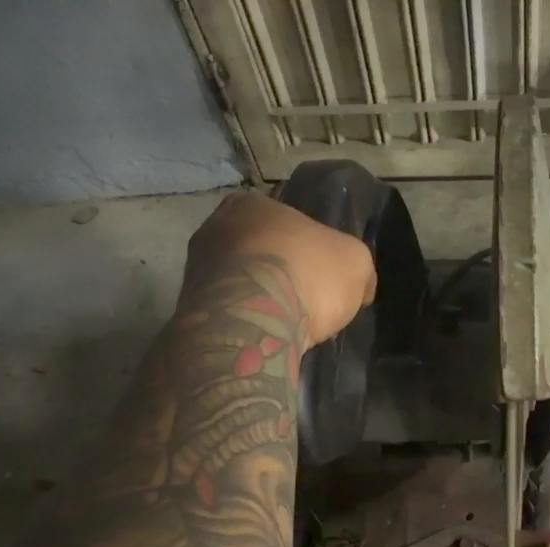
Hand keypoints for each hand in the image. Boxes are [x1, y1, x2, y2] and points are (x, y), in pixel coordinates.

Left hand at [183, 192, 376, 347]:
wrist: (253, 322)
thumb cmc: (307, 276)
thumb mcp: (355, 263)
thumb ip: (355, 268)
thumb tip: (360, 288)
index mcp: (251, 204)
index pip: (283, 222)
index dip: (305, 249)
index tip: (319, 276)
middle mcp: (214, 227)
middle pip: (255, 251)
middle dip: (276, 274)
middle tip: (302, 303)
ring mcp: (195, 269)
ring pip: (236, 283)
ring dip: (256, 301)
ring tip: (282, 327)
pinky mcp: (188, 309)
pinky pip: (225, 314)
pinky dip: (243, 324)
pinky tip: (262, 340)